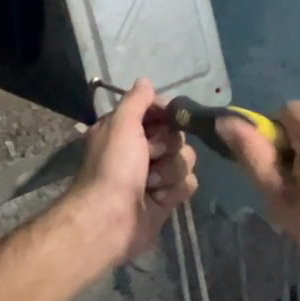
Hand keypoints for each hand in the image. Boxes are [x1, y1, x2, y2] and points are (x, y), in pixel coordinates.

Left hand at [66, 78, 198, 263]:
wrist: (110, 219)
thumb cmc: (113, 167)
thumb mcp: (121, 125)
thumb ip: (136, 101)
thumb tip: (145, 81)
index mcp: (125, 129)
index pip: (158, 111)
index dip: (166, 114)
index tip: (169, 118)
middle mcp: (140, 149)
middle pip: (177, 135)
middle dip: (167, 146)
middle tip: (149, 155)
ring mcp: (155, 174)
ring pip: (186, 159)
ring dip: (170, 171)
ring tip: (150, 183)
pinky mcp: (167, 197)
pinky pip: (188, 183)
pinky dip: (175, 190)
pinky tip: (158, 198)